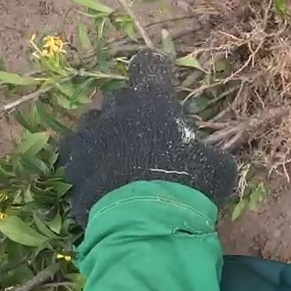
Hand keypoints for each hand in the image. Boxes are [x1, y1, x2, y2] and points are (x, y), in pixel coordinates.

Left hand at [60, 56, 237, 225]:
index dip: (156, 68)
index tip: (161, 74)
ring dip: (106, 132)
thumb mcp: (218, 167)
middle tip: (146, 130)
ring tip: (119, 153)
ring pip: (93, 122)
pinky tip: (101, 177)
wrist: (147, 223)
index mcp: (153, 103)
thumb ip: (213, 153)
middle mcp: (116, 111)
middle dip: (132, 109)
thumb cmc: (189, 186)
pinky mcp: (72, 166)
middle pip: (119, 97)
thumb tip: (217, 156)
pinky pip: (78, 155)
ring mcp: (89, 138)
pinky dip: (89, 161)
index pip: (150, 67)